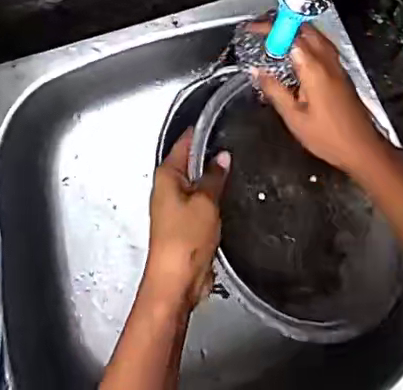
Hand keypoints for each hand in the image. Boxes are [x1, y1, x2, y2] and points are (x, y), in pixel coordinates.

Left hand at [145, 129, 229, 306]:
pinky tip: (229, 197)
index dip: (202, 131)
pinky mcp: (184, 224)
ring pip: (197, 183)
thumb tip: (222, 156)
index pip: (184, 142)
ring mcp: (174, 206)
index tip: (220, 120)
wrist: (176, 282)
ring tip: (236, 167)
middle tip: (234, 144)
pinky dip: (212, 198)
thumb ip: (214, 177)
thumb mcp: (205, 202)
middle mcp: (167, 186)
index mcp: (166, 174)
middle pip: (190, 162)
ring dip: (212, 179)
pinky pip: (200, 202)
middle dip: (210, 156)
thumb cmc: (185, 239)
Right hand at [251, 23, 394, 178]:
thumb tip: (257, 71)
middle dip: (281, 24)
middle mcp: (327, 61)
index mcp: (314, 69)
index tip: (252, 29)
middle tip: (262, 31)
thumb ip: (274, 90)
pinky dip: (306, 40)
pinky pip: (322, 45)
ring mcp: (337, 65)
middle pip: (304, 28)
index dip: (269, 28)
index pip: (289, 36)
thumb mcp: (294, 117)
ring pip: (315, 34)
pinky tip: (296, 53)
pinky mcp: (341, 72)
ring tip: (276, 38)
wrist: (364, 150)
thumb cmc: (329, 137)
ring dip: (294, 30)